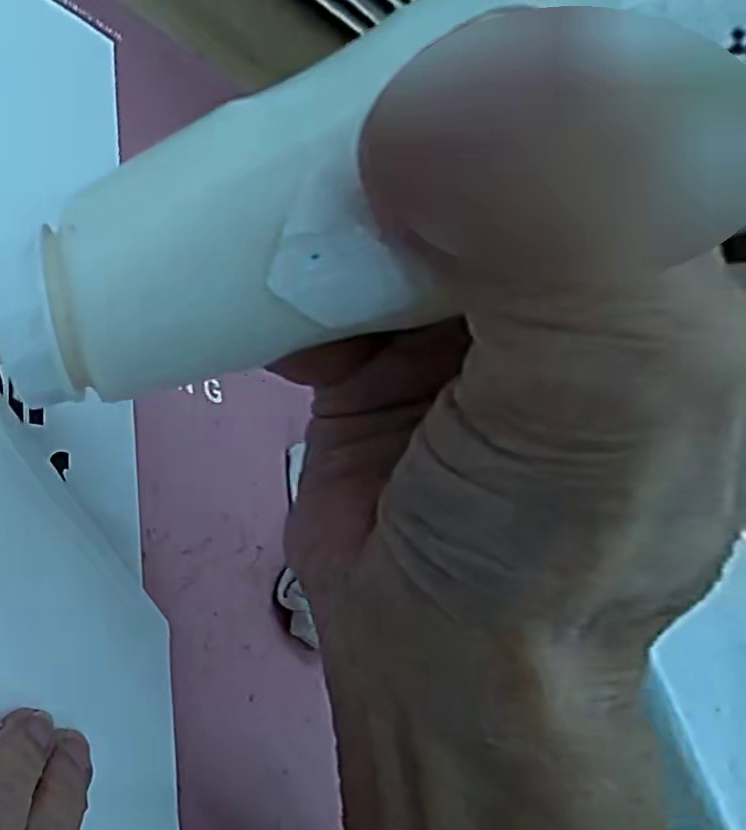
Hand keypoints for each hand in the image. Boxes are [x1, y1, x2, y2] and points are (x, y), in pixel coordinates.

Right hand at [269, 11, 745, 829]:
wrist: (433, 640)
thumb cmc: (546, 527)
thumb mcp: (595, 372)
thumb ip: (545, 224)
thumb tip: (427, 83)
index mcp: (696, 235)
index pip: (643, 87)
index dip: (541, 57)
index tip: (417, 63)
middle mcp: (587, 255)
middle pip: (496, 142)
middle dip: (406, 138)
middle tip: (316, 139)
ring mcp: (469, 308)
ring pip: (389, 218)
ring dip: (320, 224)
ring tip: (266, 231)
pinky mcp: (379, 357)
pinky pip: (320, 296)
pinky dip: (279, 301)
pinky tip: (263, 323)